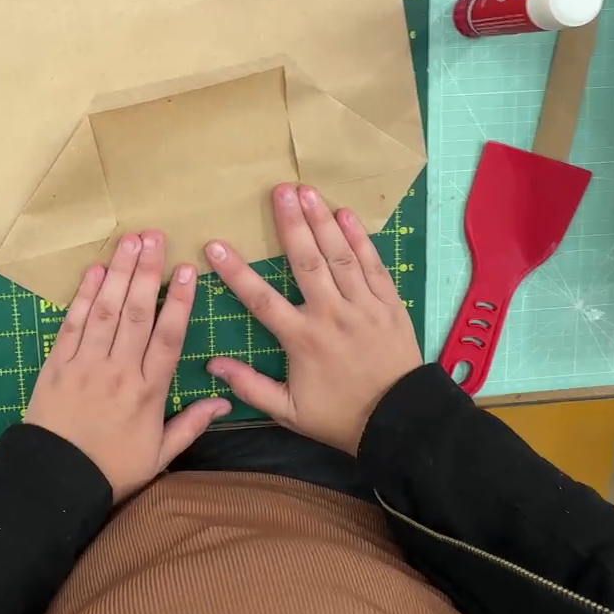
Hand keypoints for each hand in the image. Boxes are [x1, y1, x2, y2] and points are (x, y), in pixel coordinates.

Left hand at [24, 230, 232, 500]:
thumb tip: (225, 399)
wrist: (54, 481)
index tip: (187, 270)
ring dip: (119, 273)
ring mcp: (86, 364)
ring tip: (129, 241)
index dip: (179, 302)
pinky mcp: (57, 364)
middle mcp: (119, 371)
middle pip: (136, 314)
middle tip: (155, 237)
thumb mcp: (159, 456)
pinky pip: (73, 324)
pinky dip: (84, 296)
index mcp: (148, 392)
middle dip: (147, 272)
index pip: (168, 338)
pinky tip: (96, 271)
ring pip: (105, 311)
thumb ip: (191, 424)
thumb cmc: (112, 469)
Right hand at [204, 185, 422, 455]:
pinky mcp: (389, 303)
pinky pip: (373, 265)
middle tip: (279, 191)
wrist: (401, 422)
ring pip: (340, 256)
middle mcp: (331, 315)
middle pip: (307, 262)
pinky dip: (360, 239)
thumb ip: (250, 386)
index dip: (236, 272)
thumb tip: (212, 364)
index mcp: (303, 340)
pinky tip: (346, 214)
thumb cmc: (340, 417)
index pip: (262, 300)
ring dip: (323, 221)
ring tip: (307, 191)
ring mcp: (363, 306)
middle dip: (291, 224)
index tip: (215, 245)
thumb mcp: (288, 412)